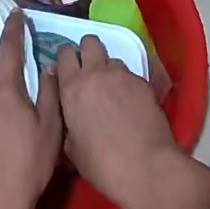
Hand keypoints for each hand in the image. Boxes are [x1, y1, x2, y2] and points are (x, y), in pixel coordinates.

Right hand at [54, 34, 180, 208]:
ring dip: (110, 70)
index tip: (67, 69)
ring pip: (112, 59)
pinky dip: (128, 84)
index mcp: (72, 87)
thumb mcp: (72, 147)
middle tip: (89, 71)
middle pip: (89, 41)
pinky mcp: (144, 82)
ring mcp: (122, 75)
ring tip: (114, 92)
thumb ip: (68, 121)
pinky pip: (131, 75)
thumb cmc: (102, 163)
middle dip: (88, 51)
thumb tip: (73, 116)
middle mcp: (96, 73)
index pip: (64, 52)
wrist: (146, 167)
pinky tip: (132, 104)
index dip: (65, 57)